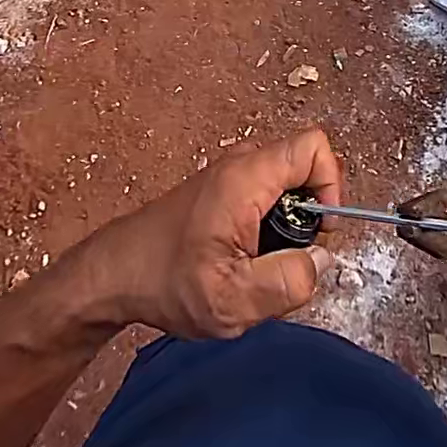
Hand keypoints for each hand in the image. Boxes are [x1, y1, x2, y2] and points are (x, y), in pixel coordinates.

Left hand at [73, 127, 342, 337]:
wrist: (115, 273)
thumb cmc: (166, 281)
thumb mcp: (233, 299)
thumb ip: (288, 282)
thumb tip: (320, 260)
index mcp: (247, 177)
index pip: (313, 147)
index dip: (331, 183)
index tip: (320, 229)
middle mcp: (241, 163)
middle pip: (304, 165)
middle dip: (310, 212)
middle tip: (288, 256)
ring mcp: (230, 172)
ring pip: (286, 181)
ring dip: (289, 221)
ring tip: (261, 262)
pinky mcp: (223, 186)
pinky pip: (266, 191)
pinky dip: (269, 221)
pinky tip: (245, 257)